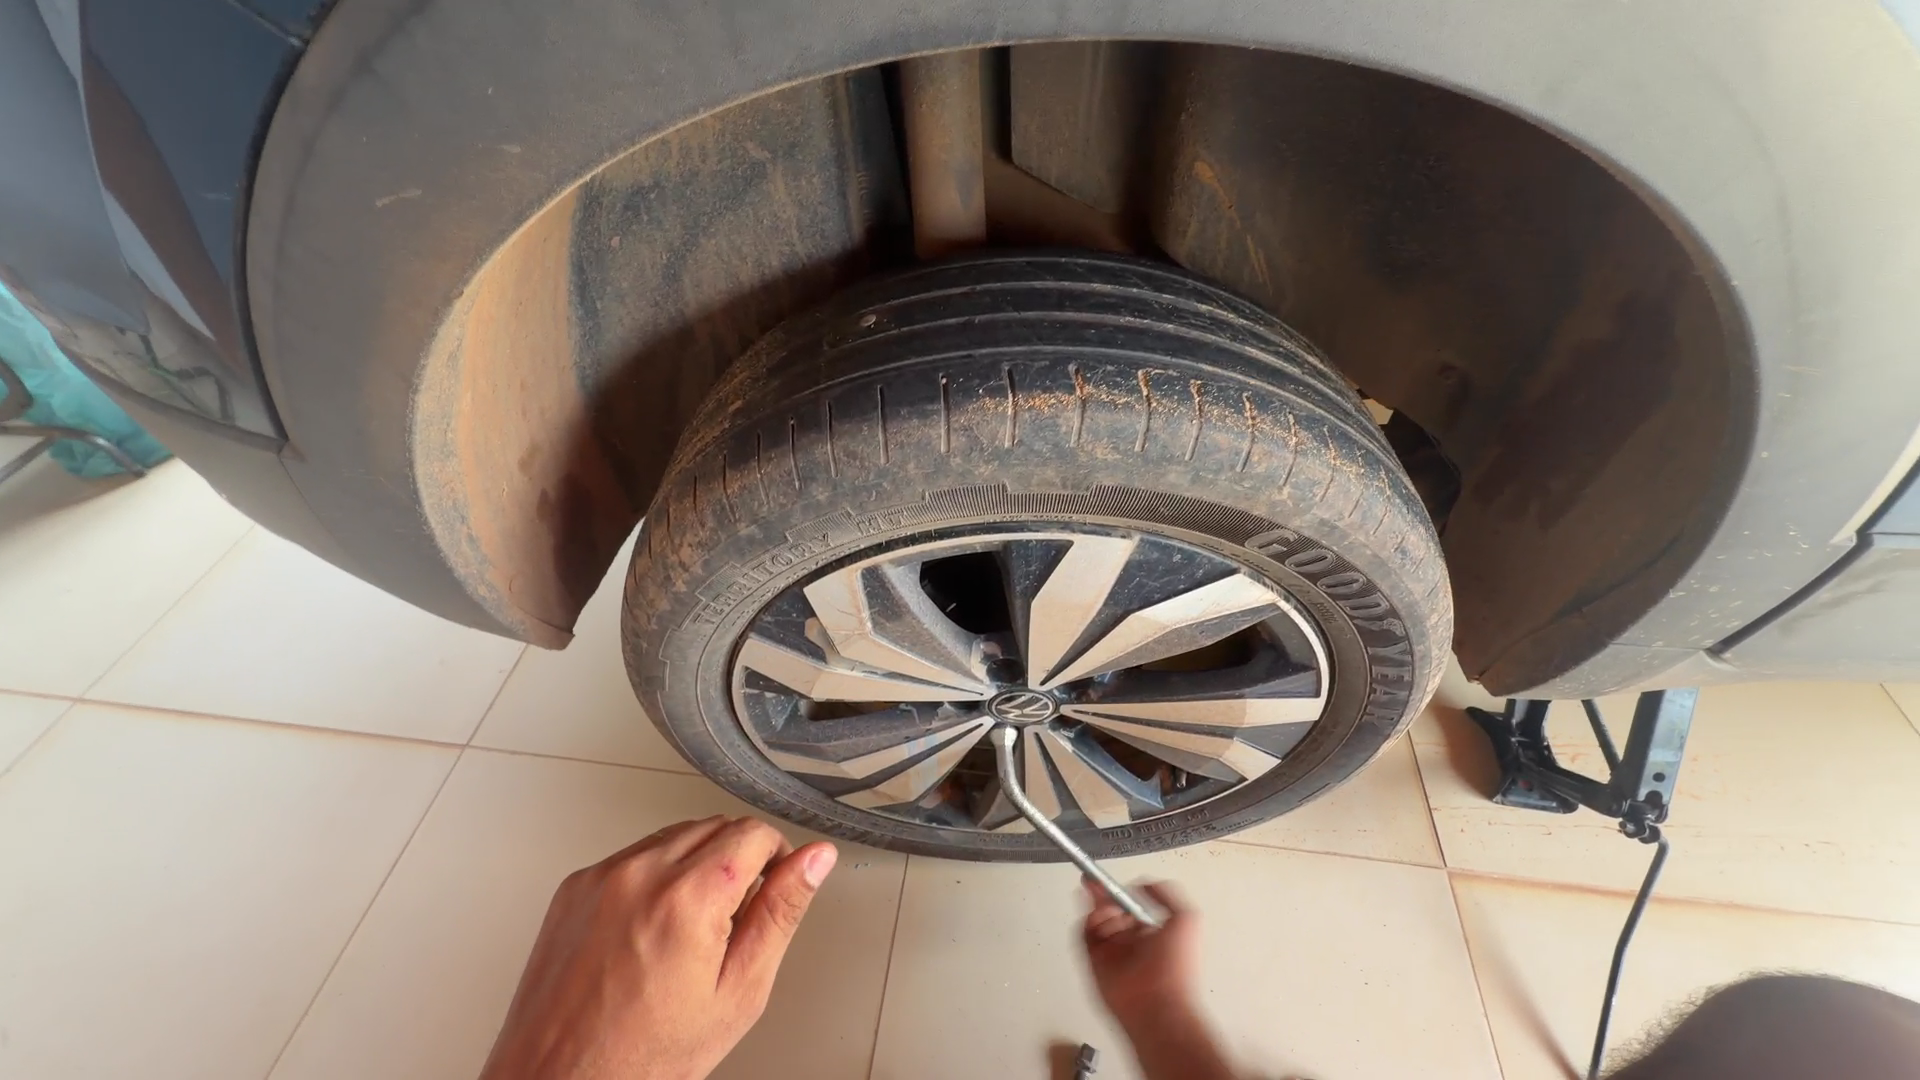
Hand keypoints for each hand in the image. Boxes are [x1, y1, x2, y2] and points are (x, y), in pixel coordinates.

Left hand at [479, 815, 837, 1079]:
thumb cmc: (645, 1058)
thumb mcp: (740, 991)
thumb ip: (782, 911)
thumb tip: (817, 859)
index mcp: (690, 896)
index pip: (755, 831)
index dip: (775, 858)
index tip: (771, 887)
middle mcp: (642, 873)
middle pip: (718, 825)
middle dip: (738, 860)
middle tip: (732, 920)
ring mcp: (604, 875)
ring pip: (679, 833)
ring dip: (698, 862)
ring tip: (691, 928)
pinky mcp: (576, 884)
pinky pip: (636, 853)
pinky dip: (656, 874)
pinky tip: (653, 927)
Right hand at [1080, 878, 1196, 1027]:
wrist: (1158, 1004)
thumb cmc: (1176, 969)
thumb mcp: (1187, 919)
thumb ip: (1168, 895)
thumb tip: (1145, 886)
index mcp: (1152, 933)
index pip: (1130, 905)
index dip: (1119, 890)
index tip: (1110, 879)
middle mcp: (1130, 942)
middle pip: (1107, 909)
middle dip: (1099, 893)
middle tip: (1093, 881)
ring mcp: (1112, 952)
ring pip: (1094, 919)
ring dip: (1096, 908)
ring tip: (1107, 910)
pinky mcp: (1096, 961)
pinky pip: (1083, 934)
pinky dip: (1086, 922)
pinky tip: (1096, 918)